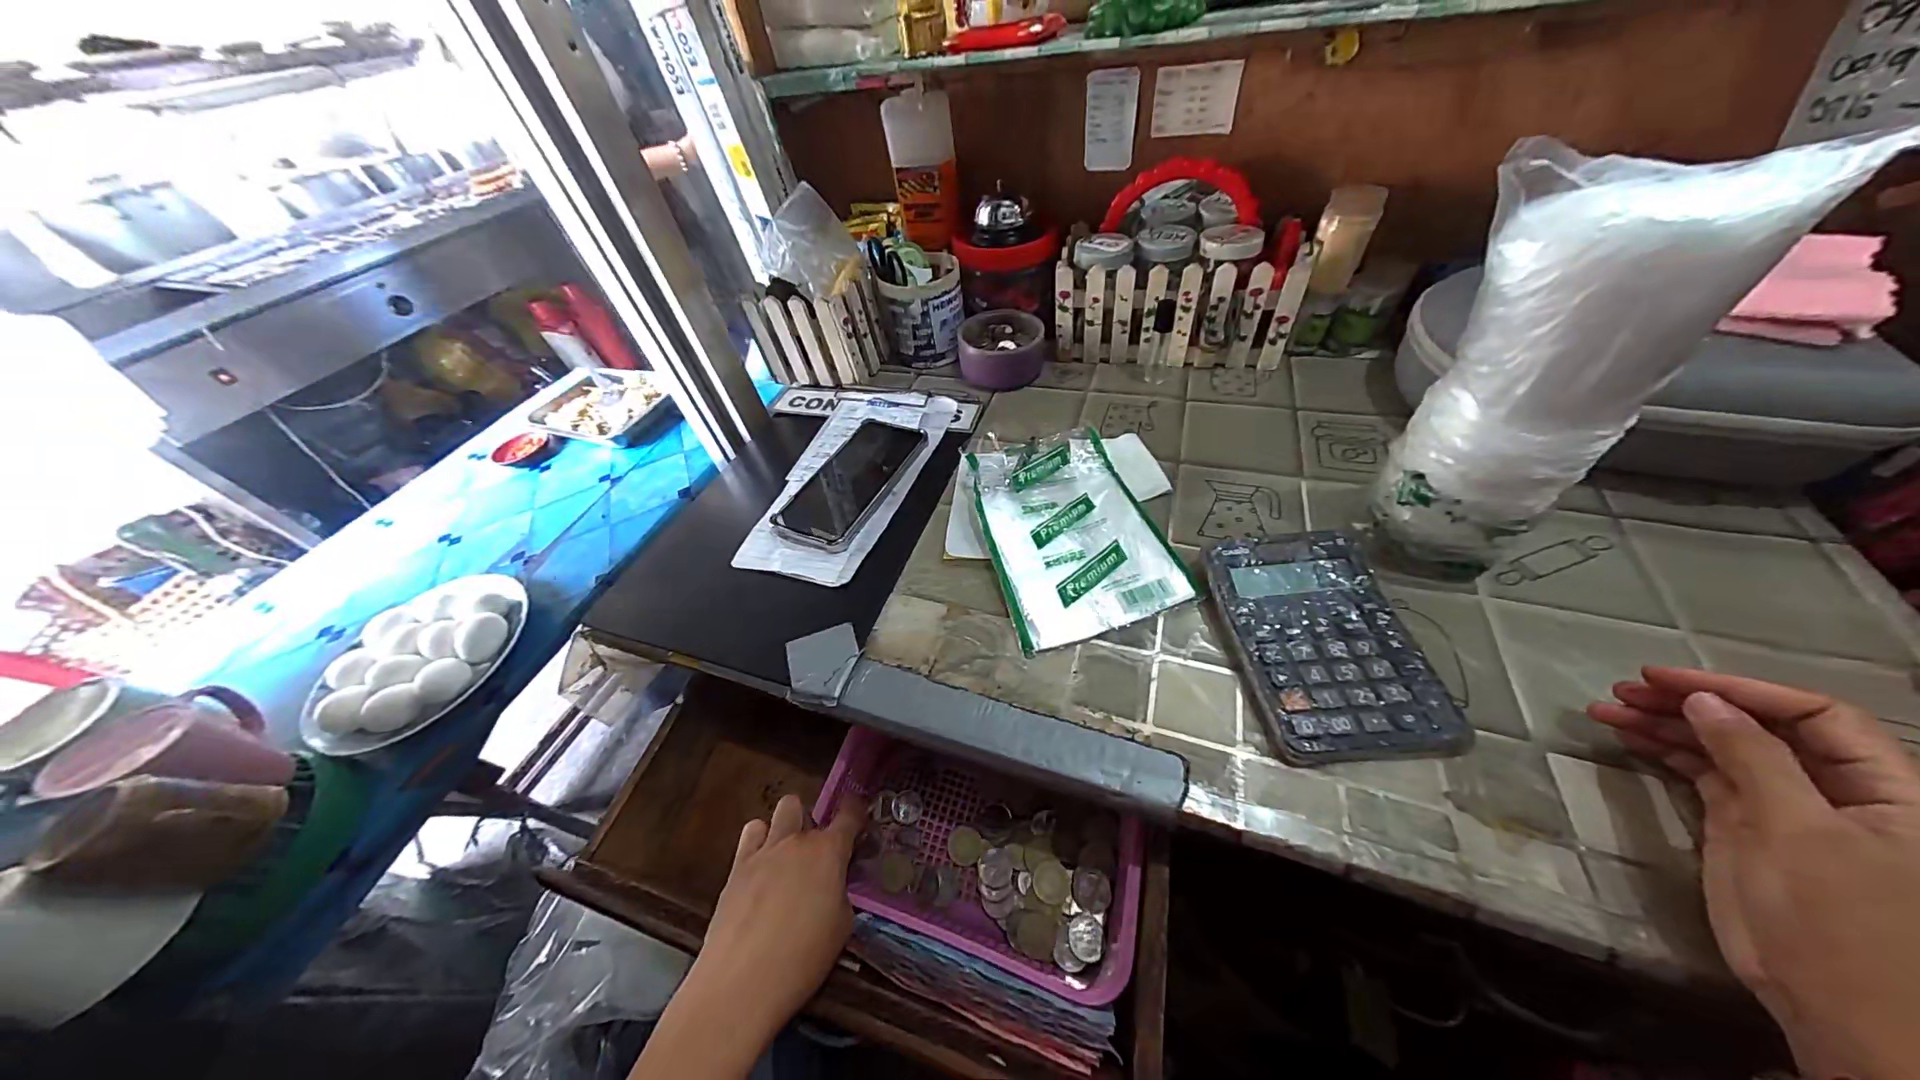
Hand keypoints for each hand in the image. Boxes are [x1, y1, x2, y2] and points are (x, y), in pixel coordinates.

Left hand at [632, 793, 863, 1079]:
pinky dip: (757, 845)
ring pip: (773, 815)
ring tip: (784, 857)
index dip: (856, 811)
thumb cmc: (802, 959)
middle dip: (809, 820)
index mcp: (828, 852)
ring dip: (781, 829)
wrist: (740, 983)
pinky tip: (760, 871)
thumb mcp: (842, 927)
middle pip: (800, 806)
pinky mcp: (735, 870)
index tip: (858, 814)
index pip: (848, 816)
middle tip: (814, 850)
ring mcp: (761, 852)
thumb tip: (832, 886)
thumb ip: (840, 894)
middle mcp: (794, 842)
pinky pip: (749, 837)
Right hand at [1587, 667, 1919, 1078]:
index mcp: (1888, 791)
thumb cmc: (1841, 923)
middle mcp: (1838, 791)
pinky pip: (1708, 775)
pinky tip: (1630, 737)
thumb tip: (1703, 699)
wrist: (1842, 1013)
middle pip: (1763, 727)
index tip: (1668, 679)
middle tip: (1624, 689)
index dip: (1743, 689)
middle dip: (1692, 703)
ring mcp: (1789, 809)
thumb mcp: (1798, 834)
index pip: (1816, 716)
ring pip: (1726, 748)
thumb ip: (1754, 759)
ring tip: (1609, 708)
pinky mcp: (1749, 828)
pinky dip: (1669, 753)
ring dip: (1668, 724)